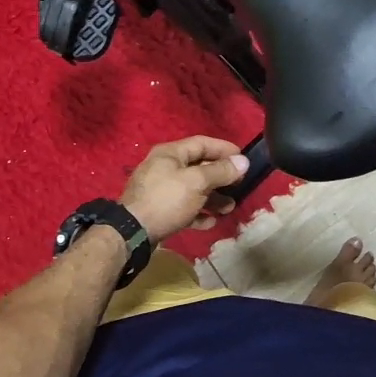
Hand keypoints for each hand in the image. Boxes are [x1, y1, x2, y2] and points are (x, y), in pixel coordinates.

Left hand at [119, 137, 249, 241]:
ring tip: (229, 208)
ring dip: (213, 198)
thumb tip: (243, 161)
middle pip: (199, 167)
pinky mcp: (159, 211)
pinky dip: (198, 213)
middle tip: (239, 185)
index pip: (202, 143)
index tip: (243, 158)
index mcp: (170, 153)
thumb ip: (221, 171)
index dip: (224, 149)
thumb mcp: (197, 182)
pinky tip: (211, 222)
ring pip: (193, 190)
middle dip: (220, 177)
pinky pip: (184, 208)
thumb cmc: (166, 200)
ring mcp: (160, 190)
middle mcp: (164, 168)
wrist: (132, 233)